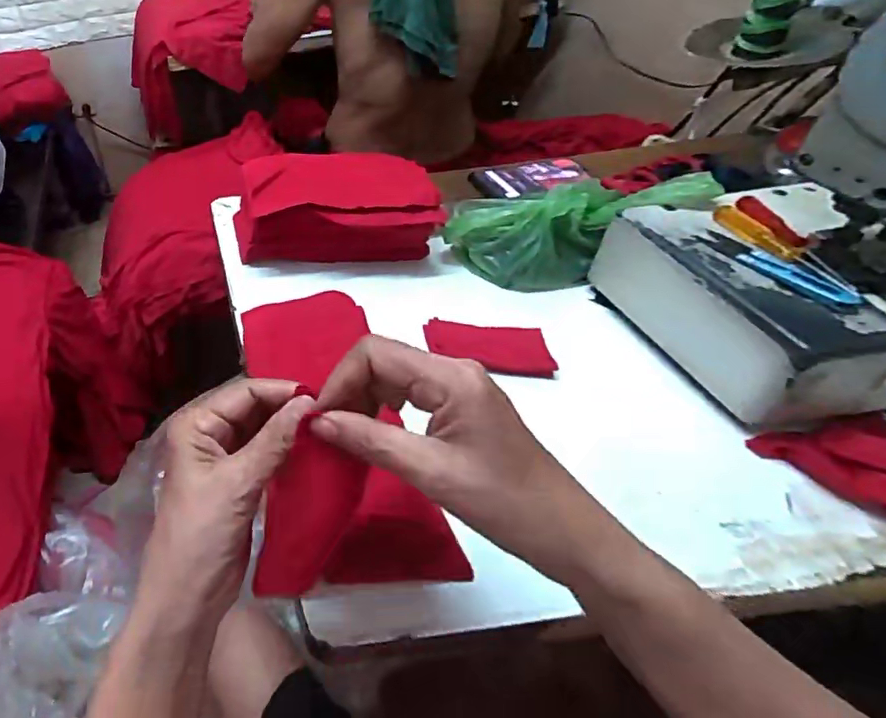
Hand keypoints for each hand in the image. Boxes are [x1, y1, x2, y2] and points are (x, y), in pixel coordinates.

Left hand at [139, 379, 316, 623]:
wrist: (187, 599)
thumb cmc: (202, 535)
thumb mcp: (238, 484)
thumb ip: (273, 441)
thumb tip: (307, 403)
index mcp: (196, 424)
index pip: (243, 392)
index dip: (279, 391)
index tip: (318, 396)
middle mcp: (207, 433)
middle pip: (253, 407)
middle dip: (285, 407)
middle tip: (326, 411)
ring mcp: (222, 457)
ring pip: (261, 429)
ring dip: (288, 427)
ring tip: (323, 426)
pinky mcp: (238, 480)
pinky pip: (265, 453)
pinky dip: (285, 449)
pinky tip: (310, 448)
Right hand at [313, 336, 611, 587]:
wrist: (567, 532)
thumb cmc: (504, 503)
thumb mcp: (432, 473)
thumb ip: (371, 440)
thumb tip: (318, 421)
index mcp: (451, 375)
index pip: (375, 352)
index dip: (340, 379)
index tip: (321, 418)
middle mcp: (454, 369)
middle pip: (384, 358)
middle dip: (350, 389)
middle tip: (329, 432)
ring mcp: (461, 386)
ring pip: (395, 374)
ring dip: (365, 399)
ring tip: (346, 436)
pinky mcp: (463, 405)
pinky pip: (412, 392)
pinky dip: (385, 409)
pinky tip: (376, 435)